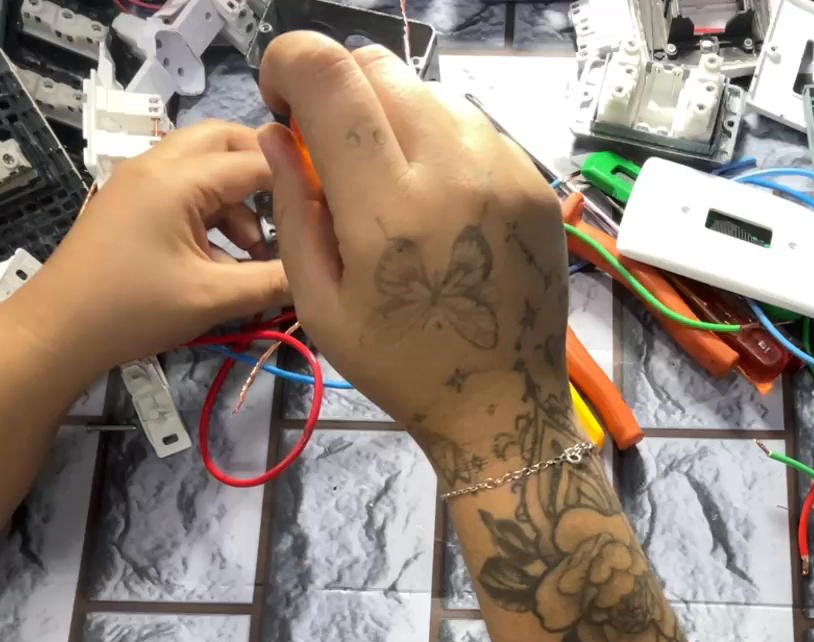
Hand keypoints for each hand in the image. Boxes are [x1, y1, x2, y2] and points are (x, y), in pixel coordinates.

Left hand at [1, 120, 290, 374]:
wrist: (61, 328)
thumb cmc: (135, 309)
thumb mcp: (214, 299)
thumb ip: (272, 283)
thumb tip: (318, 275)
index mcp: (177, 180)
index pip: (253, 160)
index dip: (297, 178)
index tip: (331, 202)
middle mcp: (158, 166)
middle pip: (224, 141)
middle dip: (266, 170)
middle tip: (298, 207)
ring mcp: (142, 183)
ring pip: (206, 168)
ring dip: (241, 200)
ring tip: (258, 254)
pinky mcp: (136, 205)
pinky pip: (188, 193)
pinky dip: (217, 216)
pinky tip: (227, 263)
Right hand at [256, 33, 579, 482]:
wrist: (501, 405)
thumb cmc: (403, 369)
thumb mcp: (323, 307)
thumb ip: (293, 212)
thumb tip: (277, 136)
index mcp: (390, 208)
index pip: (329, 73)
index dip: (289, 65)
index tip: (285, 106)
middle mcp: (454, 171)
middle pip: (380, 68)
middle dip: (341, 93)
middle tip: (337, 154)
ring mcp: (506, 172)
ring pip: (432, 94)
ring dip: (395, 119)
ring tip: (395, 186)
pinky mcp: (537, 187)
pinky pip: (476, 128)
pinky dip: (443, 145)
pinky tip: (441, 202)